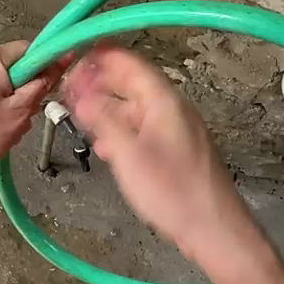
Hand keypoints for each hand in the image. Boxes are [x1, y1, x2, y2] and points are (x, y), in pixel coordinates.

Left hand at [0, 41, 64, 188]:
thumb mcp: (20, 112)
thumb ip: (42, 83)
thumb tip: (59, 61)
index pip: (29, 49)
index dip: (45, 66)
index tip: (52, 84)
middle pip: (13, 68)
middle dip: (25, 91)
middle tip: (25, 116)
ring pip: (0, 85)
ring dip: (10, 104)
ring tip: (6, 128)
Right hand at [62, 46, 268, 277]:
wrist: (212, 229)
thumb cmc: (175, 194)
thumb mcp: (128, 154)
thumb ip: (102, 120)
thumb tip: (81, 93)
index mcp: (163, 102)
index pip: (130, 63)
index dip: (101, 56)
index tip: (76, 53)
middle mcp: (171, 110)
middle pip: (132, 83)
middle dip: (100, 80)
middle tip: (71, 84)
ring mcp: (174, 130)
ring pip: (134, 107)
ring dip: (106, 106)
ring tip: (80, 112)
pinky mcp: (173, 151)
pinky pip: (141, 128)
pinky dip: (119, 128)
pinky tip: (104, 144)